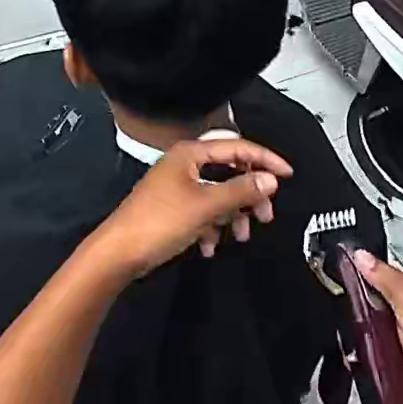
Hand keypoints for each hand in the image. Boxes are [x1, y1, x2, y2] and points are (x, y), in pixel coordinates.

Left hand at [87, 137, 290, 279]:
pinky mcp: (172, 209)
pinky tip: (210, 245)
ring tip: (239, 234)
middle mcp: (184, 165)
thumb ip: (241, 190)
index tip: (286, 174)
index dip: (265, 159)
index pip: (238, 147)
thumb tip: (270, 180)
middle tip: (265, 213)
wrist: (116, 256)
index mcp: (190, 154)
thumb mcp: (206, 205)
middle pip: (230, 171)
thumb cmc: (158, 223)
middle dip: (249, 194)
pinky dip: (213, 226)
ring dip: (232, 214)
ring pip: (218, 194)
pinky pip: (204, 211)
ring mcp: (177, 187)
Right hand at [349, 249, 402, 403]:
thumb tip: (364, 257)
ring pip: (367, 323)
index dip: (361, 266)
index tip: (339, 264)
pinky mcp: (391, 360)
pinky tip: (355, 354)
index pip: (382, 270)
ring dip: (356, 327)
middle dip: (354, 299)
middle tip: (340, 300)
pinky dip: (359, 350)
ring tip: (346, 330)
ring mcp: (398, 338)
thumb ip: (389, 283)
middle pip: (371, 296)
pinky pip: (368, 348)